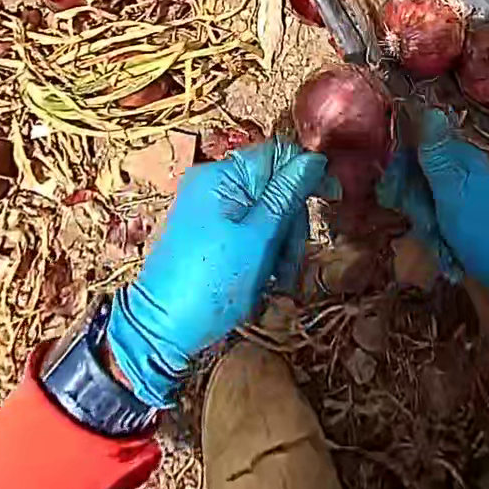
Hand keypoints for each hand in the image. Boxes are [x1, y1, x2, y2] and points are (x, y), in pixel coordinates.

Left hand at [106, 139, 325, 407]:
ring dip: (280, 241)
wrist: (157, 335)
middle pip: (274, 184)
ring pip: (266, 209)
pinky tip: (265, 278)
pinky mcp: (208, 230)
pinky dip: (263, 249)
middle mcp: (213, 183)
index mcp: (221, 176)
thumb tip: (315, 158)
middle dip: (291, 220)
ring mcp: (209, 207)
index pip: (278, 153)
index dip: (307, 173)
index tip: (331, 198)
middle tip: (292, 259)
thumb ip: (287, 193)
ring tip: (278, 278)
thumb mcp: (259, 237)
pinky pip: (249, 226)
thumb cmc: (212, 282)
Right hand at [397, 108, 488, 351]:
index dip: (403, 165)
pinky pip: (436, 231)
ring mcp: (465, 206)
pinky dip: (438, 246)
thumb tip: (426, 107)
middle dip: (415, 204)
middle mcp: (463, 177)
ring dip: (427, 229)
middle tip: (429, 223)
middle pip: (419, 178)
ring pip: (425, 207)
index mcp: (465, 160)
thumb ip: (437, 154)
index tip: (394, 188)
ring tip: (443, 246)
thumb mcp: (456, 192)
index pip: (420, 145)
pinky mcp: (464, 232)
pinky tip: (449, 259)